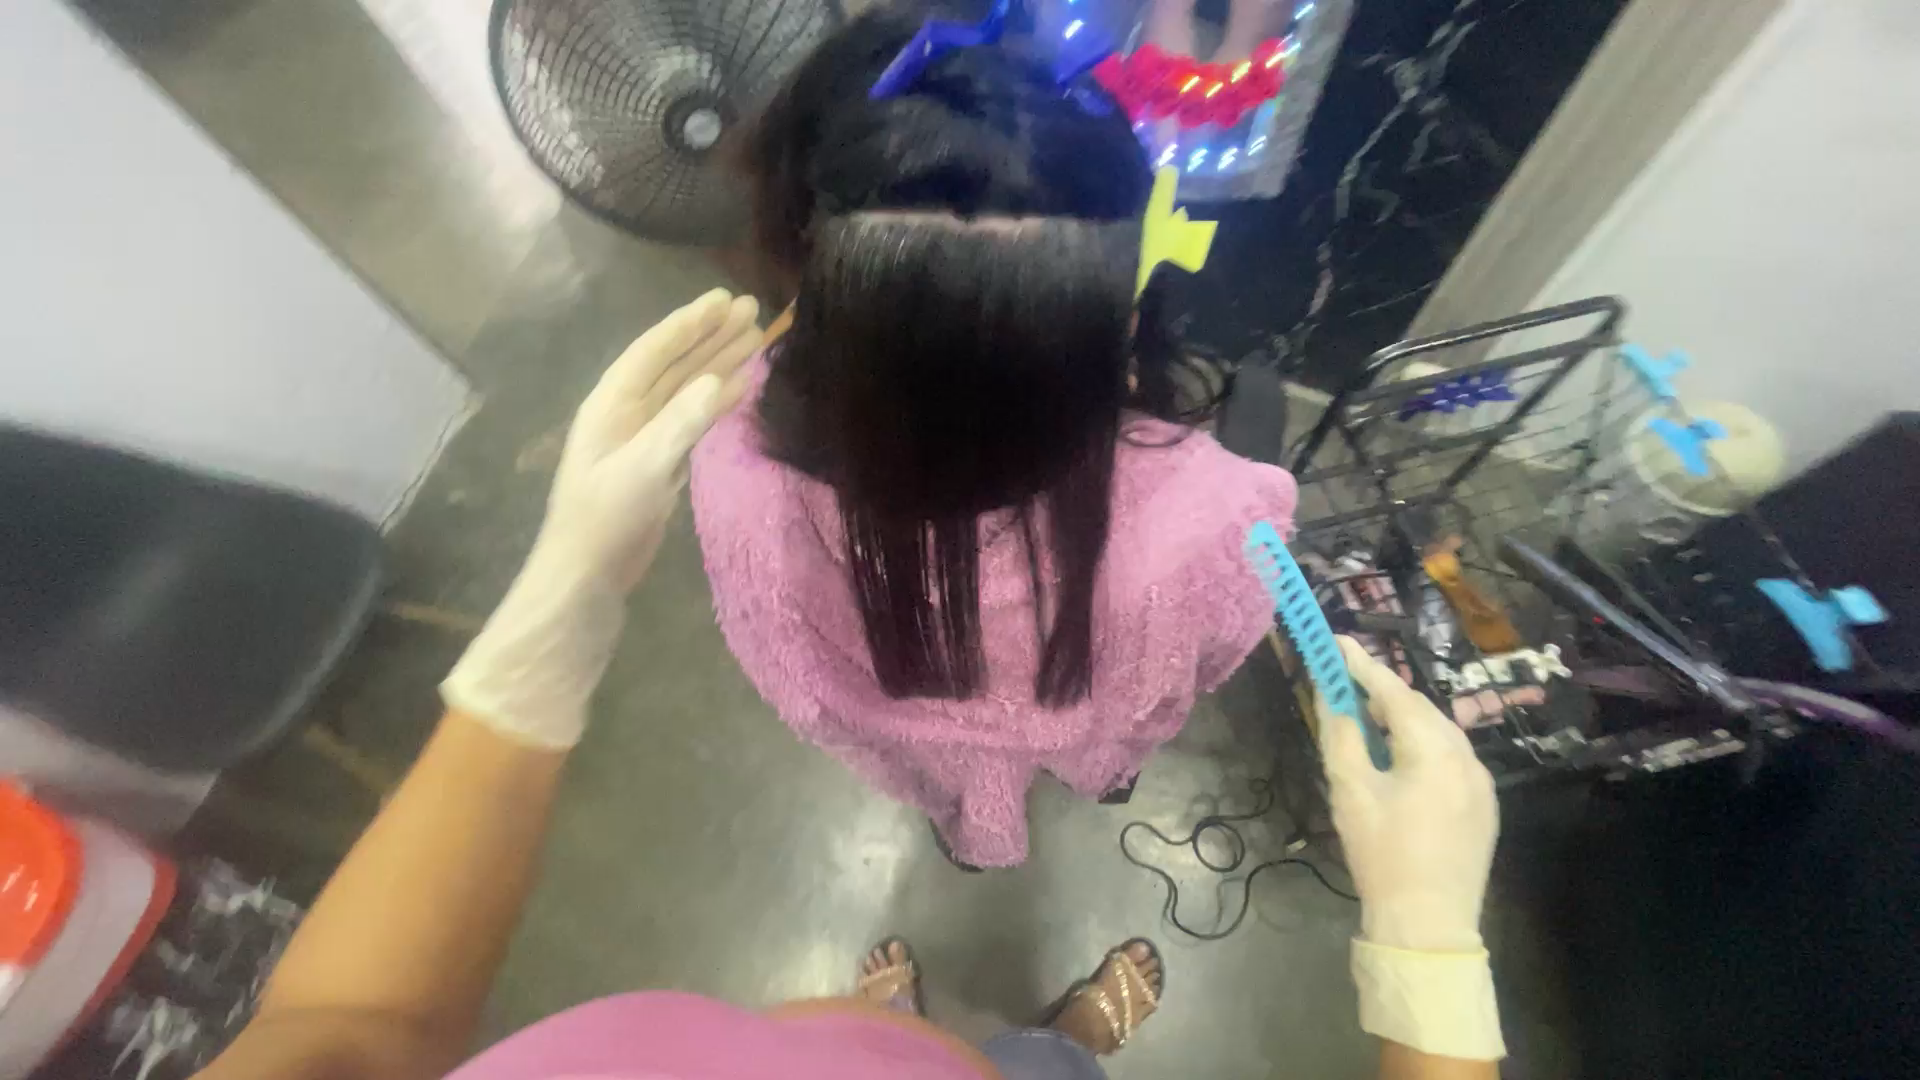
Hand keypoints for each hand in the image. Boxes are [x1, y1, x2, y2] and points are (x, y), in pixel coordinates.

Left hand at [536, 289, 760, 590]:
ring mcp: (645, 436)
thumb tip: (720, 381)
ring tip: (755, 340)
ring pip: (687, 389)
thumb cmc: (606, 519)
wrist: (589, 572)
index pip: (655, 351)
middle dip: (711, 336)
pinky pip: (693, 419)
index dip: (690, 323)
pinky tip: (740, 389)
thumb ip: (679, 424)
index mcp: (613, 403)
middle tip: (751, 311)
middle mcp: (629, 411)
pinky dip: (717, 402)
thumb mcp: (642, 469)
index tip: (724, 299)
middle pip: (676, 364)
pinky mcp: (660, 461)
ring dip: (718, 365)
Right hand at [1319, 636, 1497, 951]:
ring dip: (1399, 718)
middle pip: (1419, 708)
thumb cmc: (1381, 851)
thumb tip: (1330, 696)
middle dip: (1380, 691)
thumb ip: (1340, 734)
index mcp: (1435, 751)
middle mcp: (1467, 758)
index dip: (1361, 664)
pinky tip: (1395, 756)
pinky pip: (1447, 756)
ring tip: (1364, 718)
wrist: (1427, 922)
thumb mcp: (1350, 789)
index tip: (1335, 640)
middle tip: (1342, 681)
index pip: (1393, 692)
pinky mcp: (1482, 805)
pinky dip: (1417, 743)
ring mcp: (1480, 783)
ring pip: (1436, 731)